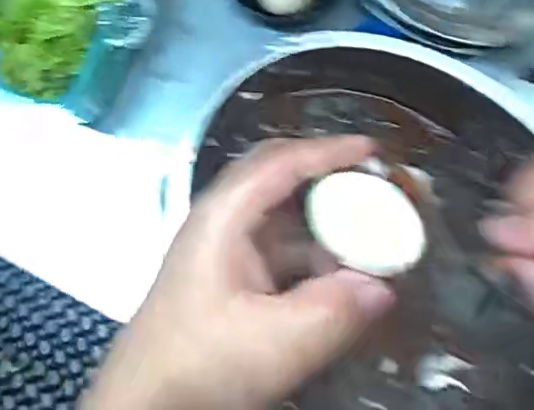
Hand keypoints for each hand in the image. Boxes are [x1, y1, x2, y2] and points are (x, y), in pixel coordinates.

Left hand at [82, 137, 394, 409]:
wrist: (150, 391)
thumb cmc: (203, 356)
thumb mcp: (275, 342)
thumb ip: (331, 312)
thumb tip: (382, 285)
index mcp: (224, 213)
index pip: (279, 163)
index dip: (326, 151)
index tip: (372, 148)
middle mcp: (223, 215)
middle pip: (277, 176)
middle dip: (326, 173)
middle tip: (376, 182)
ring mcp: (225, 242)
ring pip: (281, 213)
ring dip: (323, 217)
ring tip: (373, 228)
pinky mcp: (231, 270)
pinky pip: (279, 246)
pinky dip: (313, 252)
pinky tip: (344, 275)